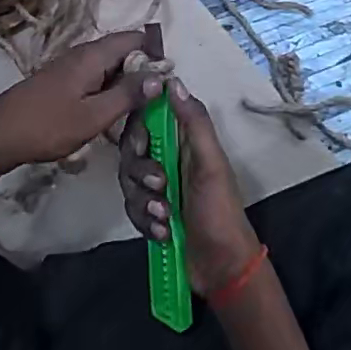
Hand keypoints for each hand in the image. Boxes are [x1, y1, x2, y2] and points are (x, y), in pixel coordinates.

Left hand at [0, 32, 163, 178]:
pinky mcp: (63, 80)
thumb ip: (128, 95)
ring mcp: (72, 66)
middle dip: (144, 70)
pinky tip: (112, 113)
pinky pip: (96, 77)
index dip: (156, 53)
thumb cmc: (48, 125)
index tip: (169, 79)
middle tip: (158, 100)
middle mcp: (84, 53)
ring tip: (140, 110)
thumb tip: (160, 76)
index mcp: (94, 54)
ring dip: (126, 83)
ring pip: (111, 66)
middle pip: (124, 51)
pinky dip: (110, 89)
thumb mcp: (94, 116)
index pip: (135, 39)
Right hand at [119, 79, 261, 294]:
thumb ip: (194, 122)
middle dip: (140, 170)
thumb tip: (173, 81)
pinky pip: (131, 208)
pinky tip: (162, 232)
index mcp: (185, 139)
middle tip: (160, 184)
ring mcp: (158, 186)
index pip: (149, 116)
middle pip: (132, 149)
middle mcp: (168, 156)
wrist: (221, 268)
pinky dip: (144, 221)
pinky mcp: (150, 212)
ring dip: (144, 200)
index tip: (142, 142)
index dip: (138, 124)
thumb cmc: (220, 210)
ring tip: (165, 216)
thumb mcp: (211, 163)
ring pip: (128, 180)